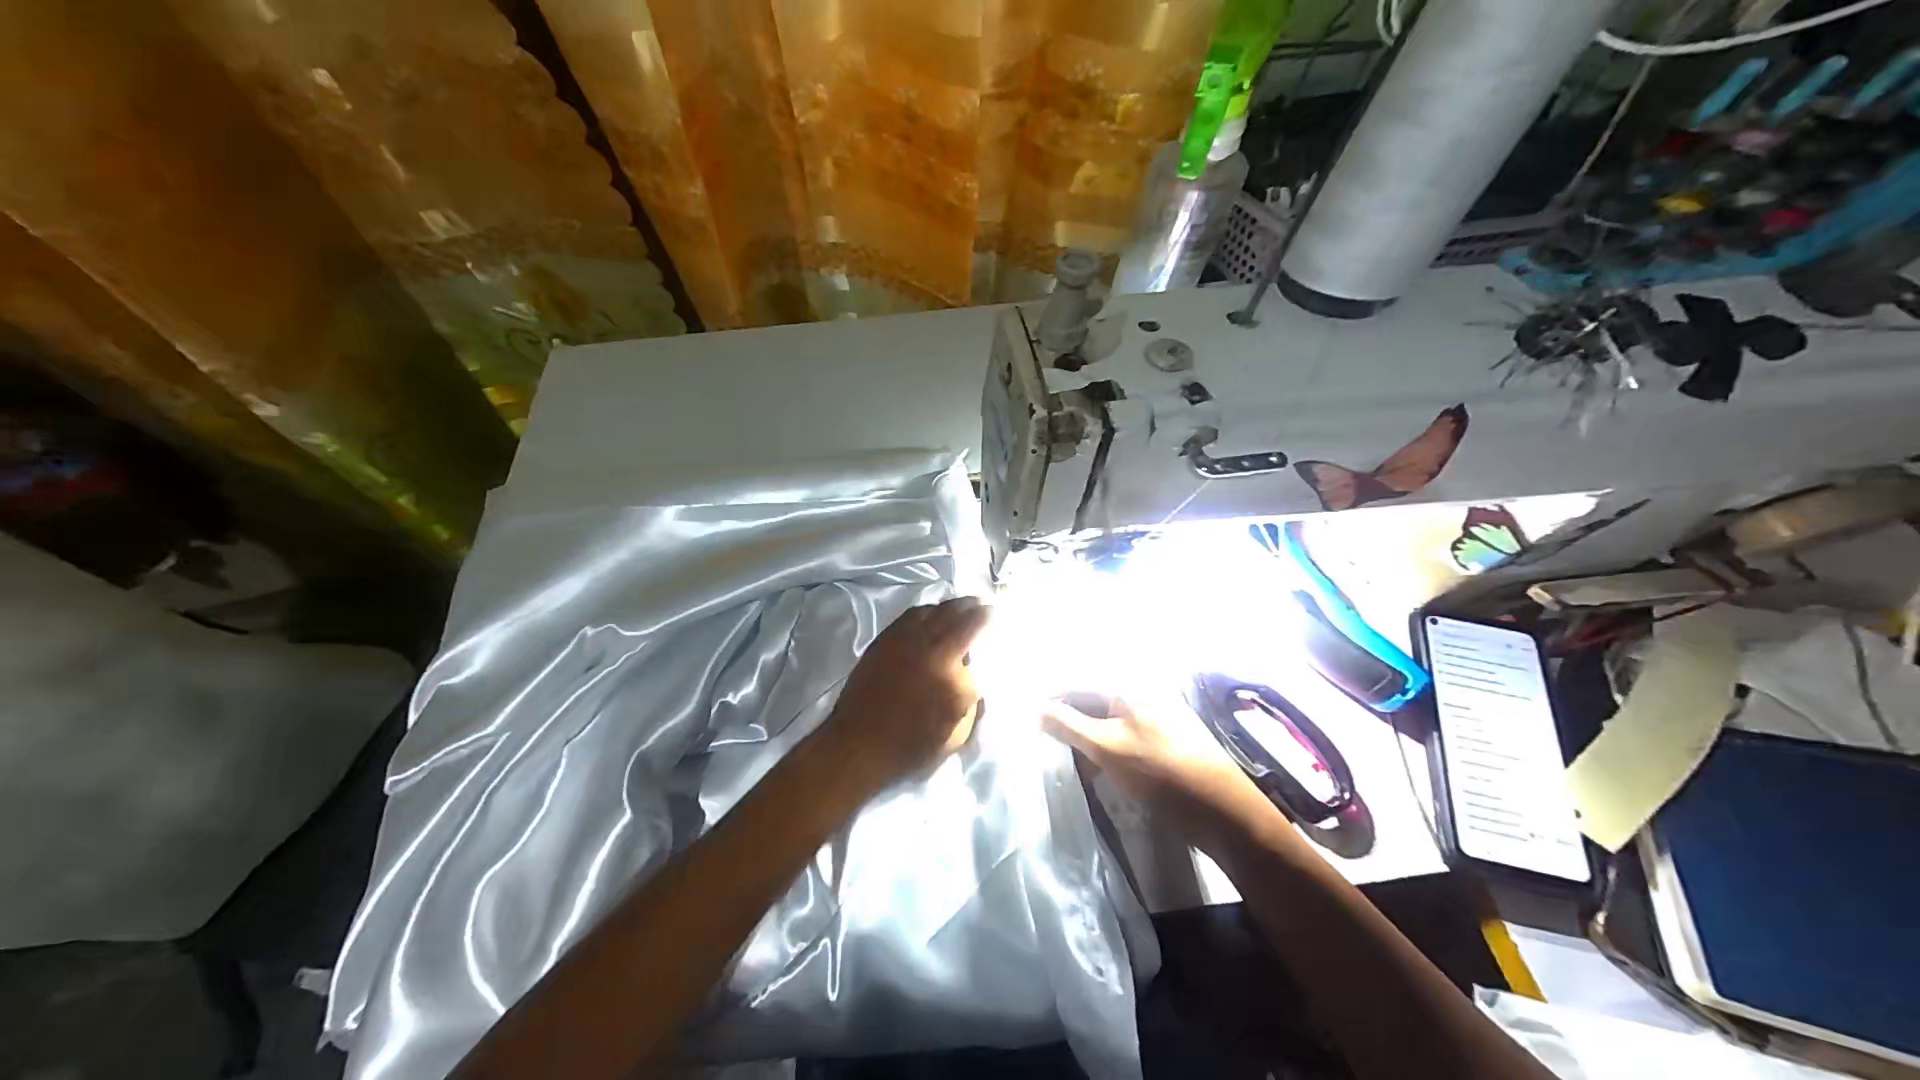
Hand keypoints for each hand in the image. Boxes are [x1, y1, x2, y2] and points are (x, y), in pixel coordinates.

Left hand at [816, 596, 990, 791]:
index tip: (993, 618)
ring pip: (933, 610)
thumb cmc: (910, 748)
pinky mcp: (884, 641)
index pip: (977, 641)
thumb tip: (972, 680)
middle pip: (957, 616)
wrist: (859, 746)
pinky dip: (925, 611)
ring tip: (959, 607)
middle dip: (974, 608)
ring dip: (950, 606)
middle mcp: (930, 650)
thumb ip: (971, 705)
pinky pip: (909, 616)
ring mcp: (904, 641)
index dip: (987, 625)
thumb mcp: (956, 736)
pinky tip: (930, 614)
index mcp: (952, 676)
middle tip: (982, 606)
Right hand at [1041, 694, 1271, 843]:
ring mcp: (1156, 715)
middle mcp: (1143, 692)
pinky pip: (1125, 734)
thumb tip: (1037, 709)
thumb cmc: (1159, 772)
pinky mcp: (1165, 738)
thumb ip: (1068, 725)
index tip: (1032, 724)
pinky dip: (1107, 747)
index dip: (1052, 702)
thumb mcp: (1106, 747)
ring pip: (1108, 720)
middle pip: (1093, 700)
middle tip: (1049, 745)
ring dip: (1087, 737)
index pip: (1076, 683)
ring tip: (1072, 760)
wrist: (1222, 809)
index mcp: (1128, 685)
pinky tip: (1099, 767)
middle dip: (1069, 720)